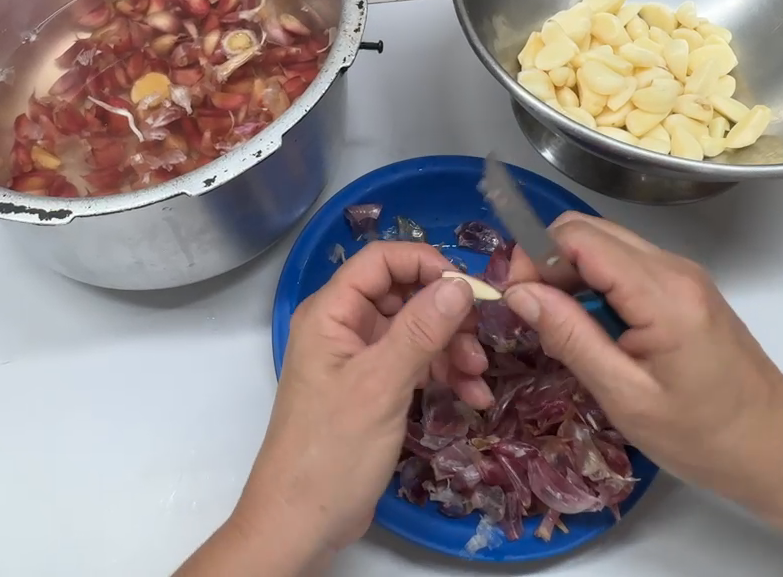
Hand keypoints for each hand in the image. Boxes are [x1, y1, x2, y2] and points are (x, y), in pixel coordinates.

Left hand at [213, 241, 483, 570]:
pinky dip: (442, 373)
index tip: (469, 286)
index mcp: (331, 311)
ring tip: (479, 376)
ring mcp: (356, 357)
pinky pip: (412, 363)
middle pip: (401, 294)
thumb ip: (421, 331)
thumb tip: (460, 283)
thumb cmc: (332, 449)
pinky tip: (472, 395)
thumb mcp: (381, 385)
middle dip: (444, 313)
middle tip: (481, 338)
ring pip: (412, 330)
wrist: (300, 522)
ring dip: (449, 347)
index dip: (425, 263)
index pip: (380, 260)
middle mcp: (342, 325)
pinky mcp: (371, 387)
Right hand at [501, 214, 782, 523]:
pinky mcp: (686, 288)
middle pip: (587, 230)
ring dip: (571, 274)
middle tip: (535, 315)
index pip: (577, 235)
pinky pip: (625, 264)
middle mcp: (673, 267)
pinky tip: (597, 330)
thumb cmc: (707, 440)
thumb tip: (517, 292)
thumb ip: (570, 337)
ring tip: (565, 328)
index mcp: (661, 291)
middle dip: (548, 262)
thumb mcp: (627, 398)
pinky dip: (596, 283)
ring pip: (604, 244)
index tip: (517, 300)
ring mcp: (683, 274)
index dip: (535, 256)